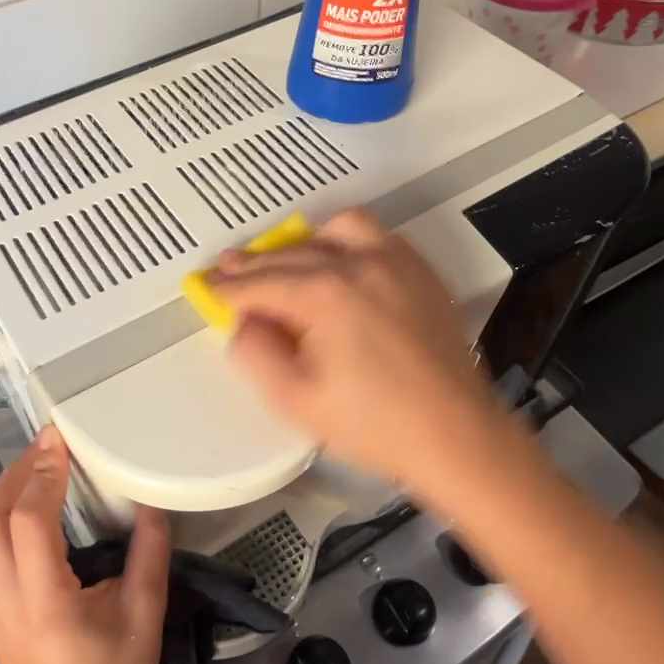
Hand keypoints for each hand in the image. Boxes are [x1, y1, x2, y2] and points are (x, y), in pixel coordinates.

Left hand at [0, 425, 170, 663]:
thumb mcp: (144, 618)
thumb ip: (149, 555)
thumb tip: (151, 505)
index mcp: (44, 599)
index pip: (29, 518)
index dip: (42, 472)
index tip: (59, 439)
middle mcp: (5, 599)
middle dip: (15, 470)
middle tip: (48, 446)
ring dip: (11, 495)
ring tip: (46, 472)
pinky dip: (11, 526)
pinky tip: (43, 527)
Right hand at [208, 208, 514, 490]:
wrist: (456, 435)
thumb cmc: (375, 424)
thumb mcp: (296, 400)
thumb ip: (256, 354)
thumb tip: (245, 322)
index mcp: (325, 293)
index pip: (261, 282)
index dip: (228, 287)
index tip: (207, 286)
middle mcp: (359, 263)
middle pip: (292, 253)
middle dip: (255, 264)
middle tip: (230, 271)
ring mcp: (397, 263)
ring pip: (339, 228)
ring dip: (307, 243)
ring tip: (291, 264)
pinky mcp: (422, 273)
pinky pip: (379, 238)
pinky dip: (351, 244)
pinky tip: (343, 267)